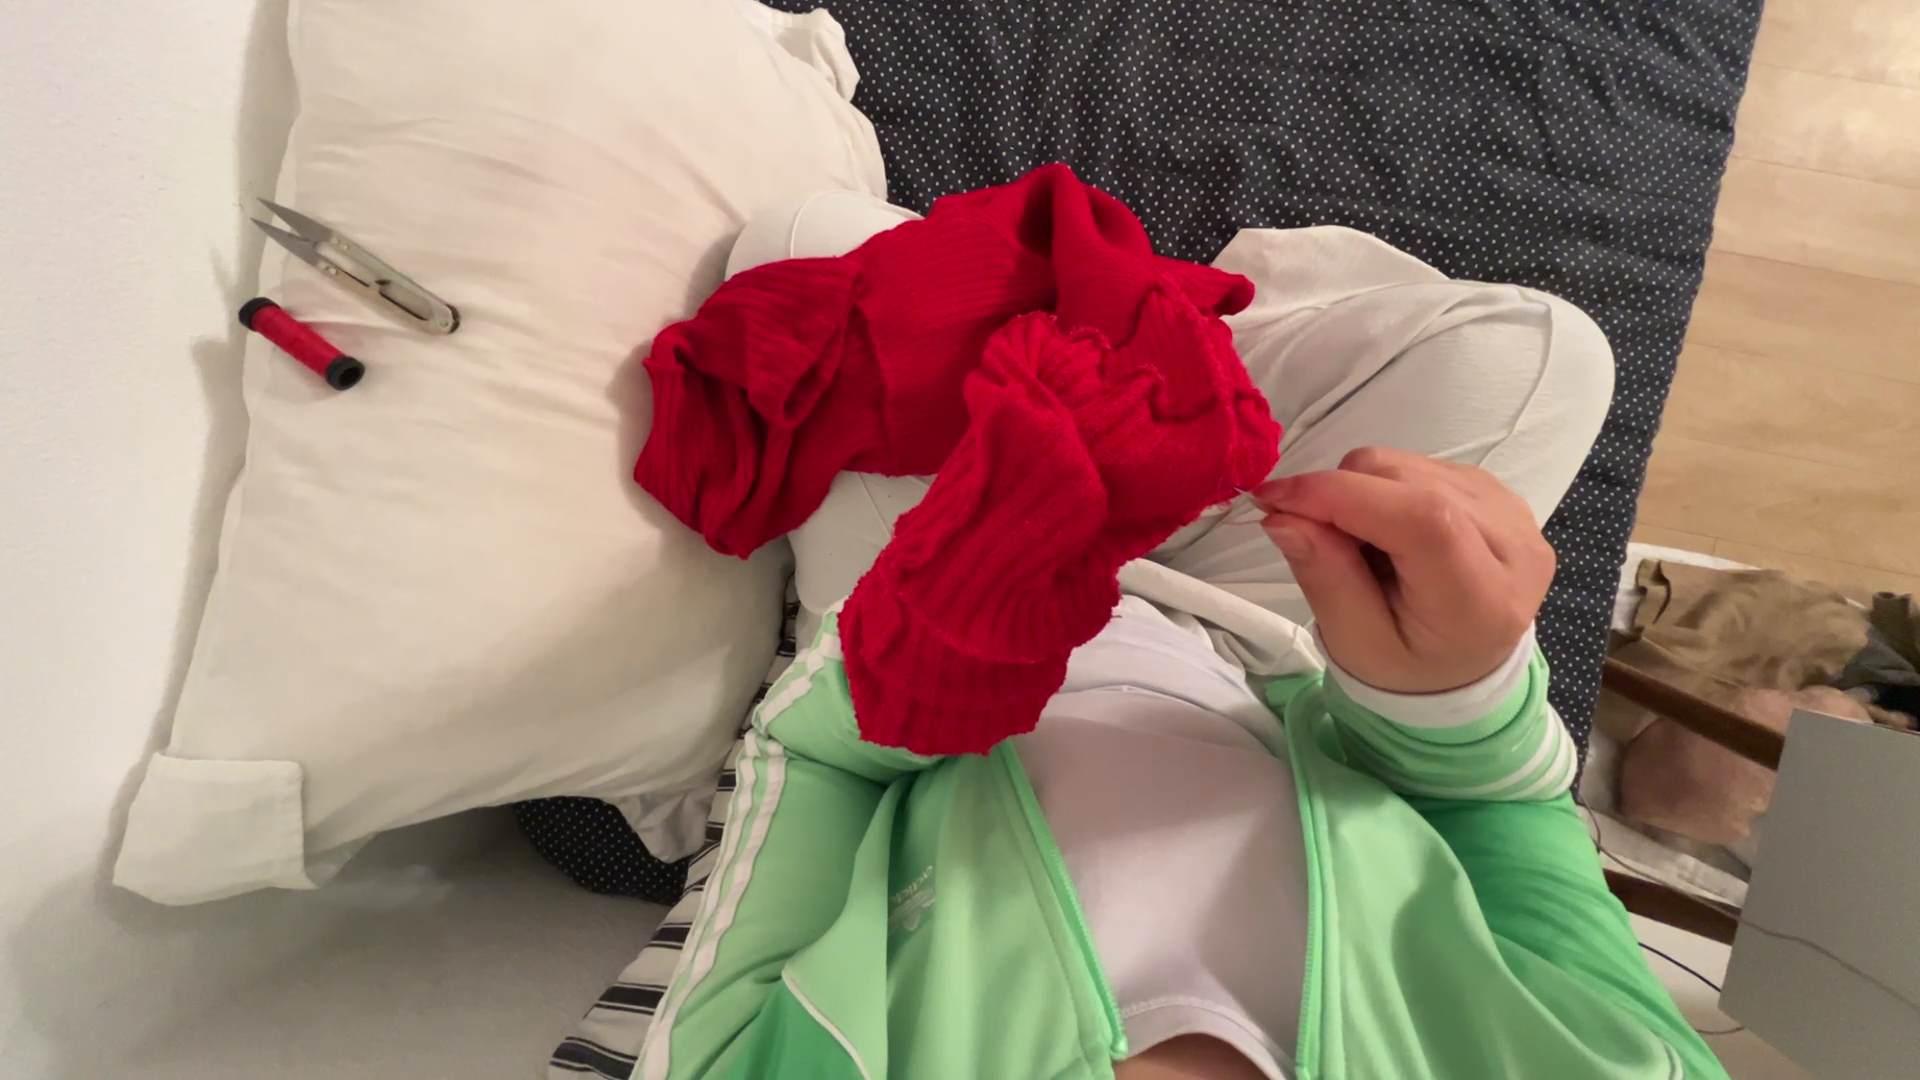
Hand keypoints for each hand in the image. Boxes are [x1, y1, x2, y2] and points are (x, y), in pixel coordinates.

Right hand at [1252, 447, 1554, 693]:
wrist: (1460, 665)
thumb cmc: (1404, 661)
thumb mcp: (1354, 640)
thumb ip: (1325, 577)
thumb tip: (1282, 517)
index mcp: (1481, 596)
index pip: (1420, 519)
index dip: (1338, 496)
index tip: (1272, 499)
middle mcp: (1511, 541)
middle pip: (1402, 481)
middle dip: (1333, 495)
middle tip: (1307, 535)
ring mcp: (1507, 506)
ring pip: (1399, 464)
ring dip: (1353, 492)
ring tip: (1355, 543)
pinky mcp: (1491, 488)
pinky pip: (1410, 464)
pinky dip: (1374, 489)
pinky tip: (1381, 529)